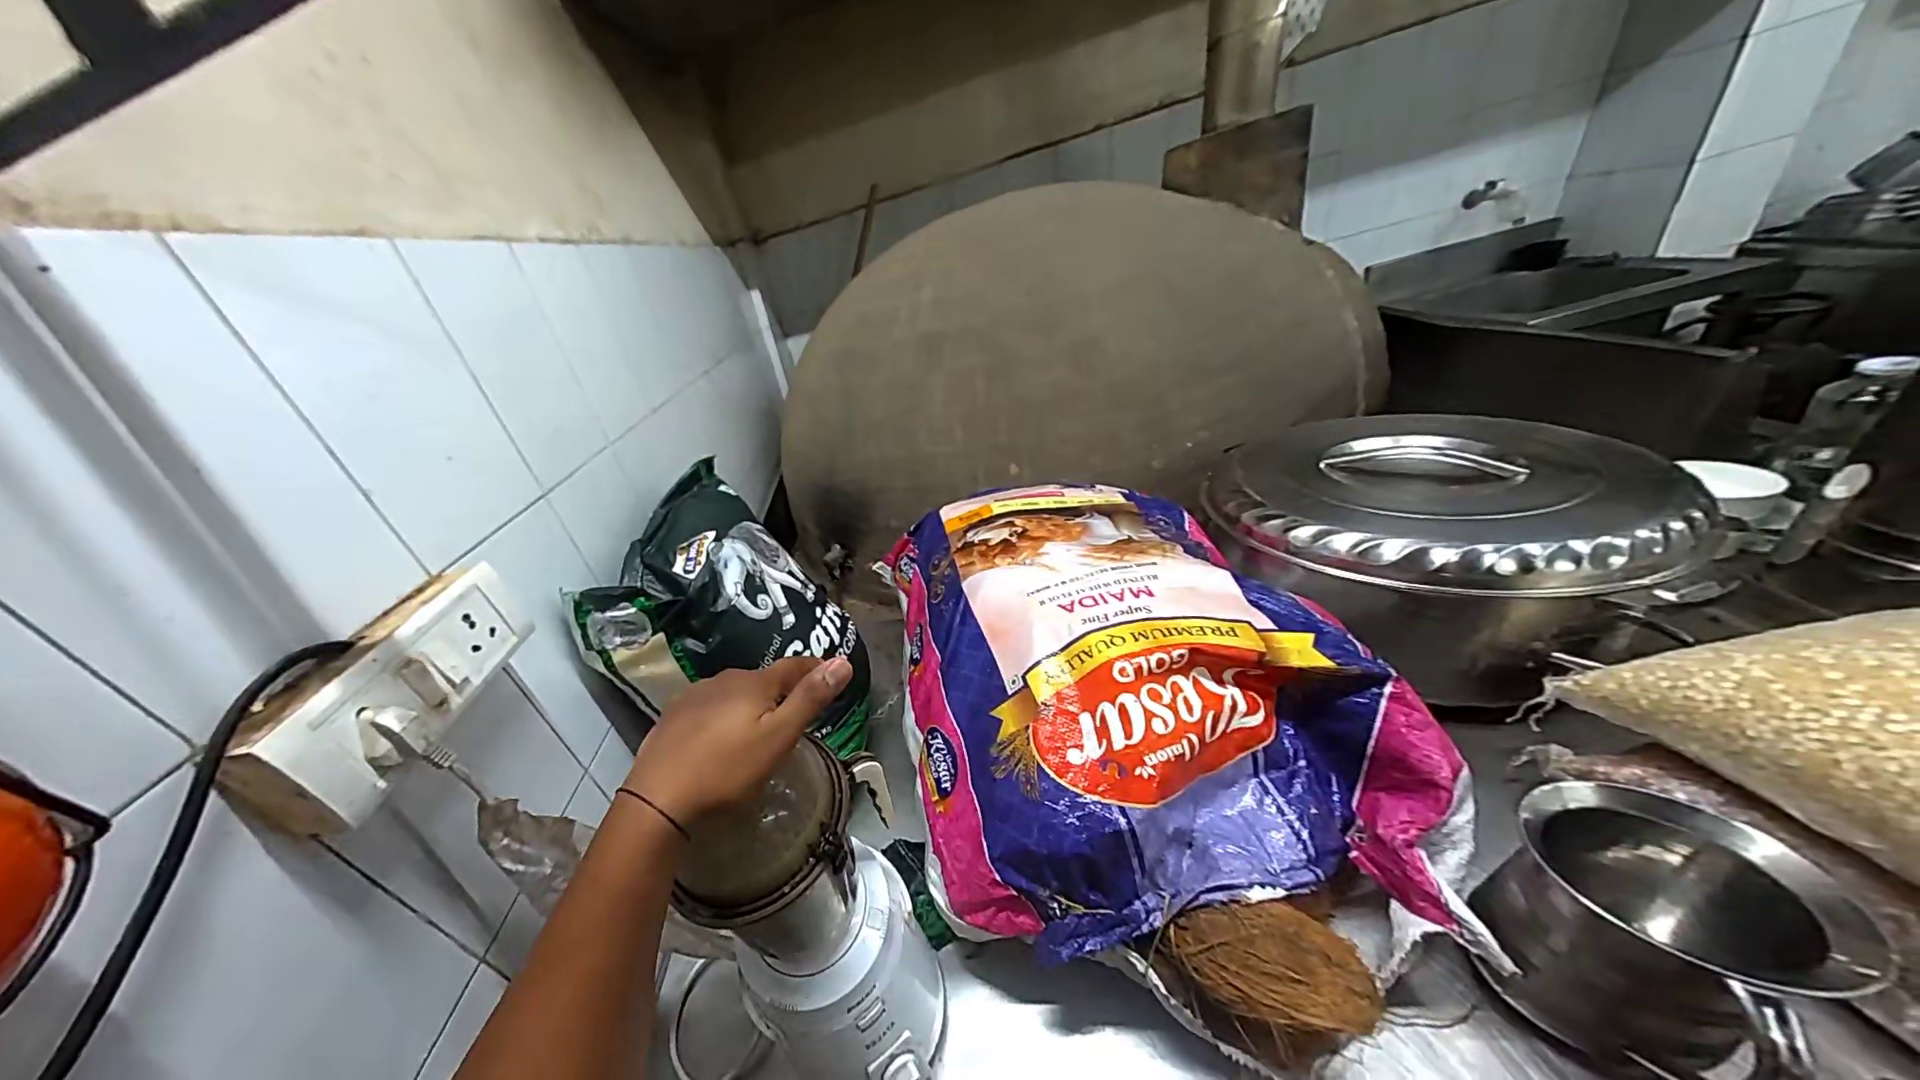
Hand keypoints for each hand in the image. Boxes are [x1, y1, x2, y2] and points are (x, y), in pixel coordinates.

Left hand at [622, 656, 853, 827]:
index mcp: (754, 682)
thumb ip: (810, 698)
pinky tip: (723, 736)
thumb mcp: (779, 737)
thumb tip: (842, 661)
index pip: (795, 665)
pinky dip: (726, 714)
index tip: (833, 675)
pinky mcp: (674, 715)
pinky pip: (711, 706)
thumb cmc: (727, 770)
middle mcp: (724, 679)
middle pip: (765, 678)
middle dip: (784, 690)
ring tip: (762, 726)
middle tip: (799, 711)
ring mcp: (694, 695)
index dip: (816, 668)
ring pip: (736, 692)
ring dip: (753, 702)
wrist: (657, 801)